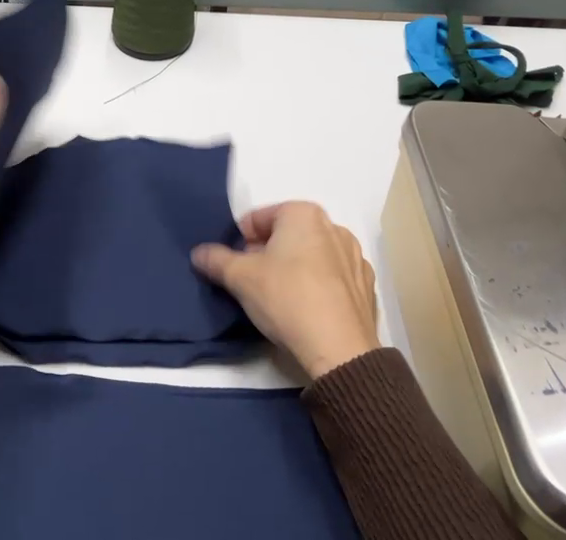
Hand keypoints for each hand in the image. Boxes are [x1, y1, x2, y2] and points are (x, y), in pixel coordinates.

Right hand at [191, 201, 381, 377]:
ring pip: (312, 254)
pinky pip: (333, 277)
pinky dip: (319, 284)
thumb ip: (215, 260)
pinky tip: (308, 307)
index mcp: (303, 214)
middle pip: (287, 234)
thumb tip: (199, 253)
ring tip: (280, 296)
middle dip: (267, 252)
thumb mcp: (239, 278)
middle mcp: (334, 227)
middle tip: (252, 280)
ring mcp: (355, 257)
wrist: (339, 350)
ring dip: (294, 267)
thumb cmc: (286, 299)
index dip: (241, 240)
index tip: (235, 264)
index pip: (259, 218)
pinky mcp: (366, 286)